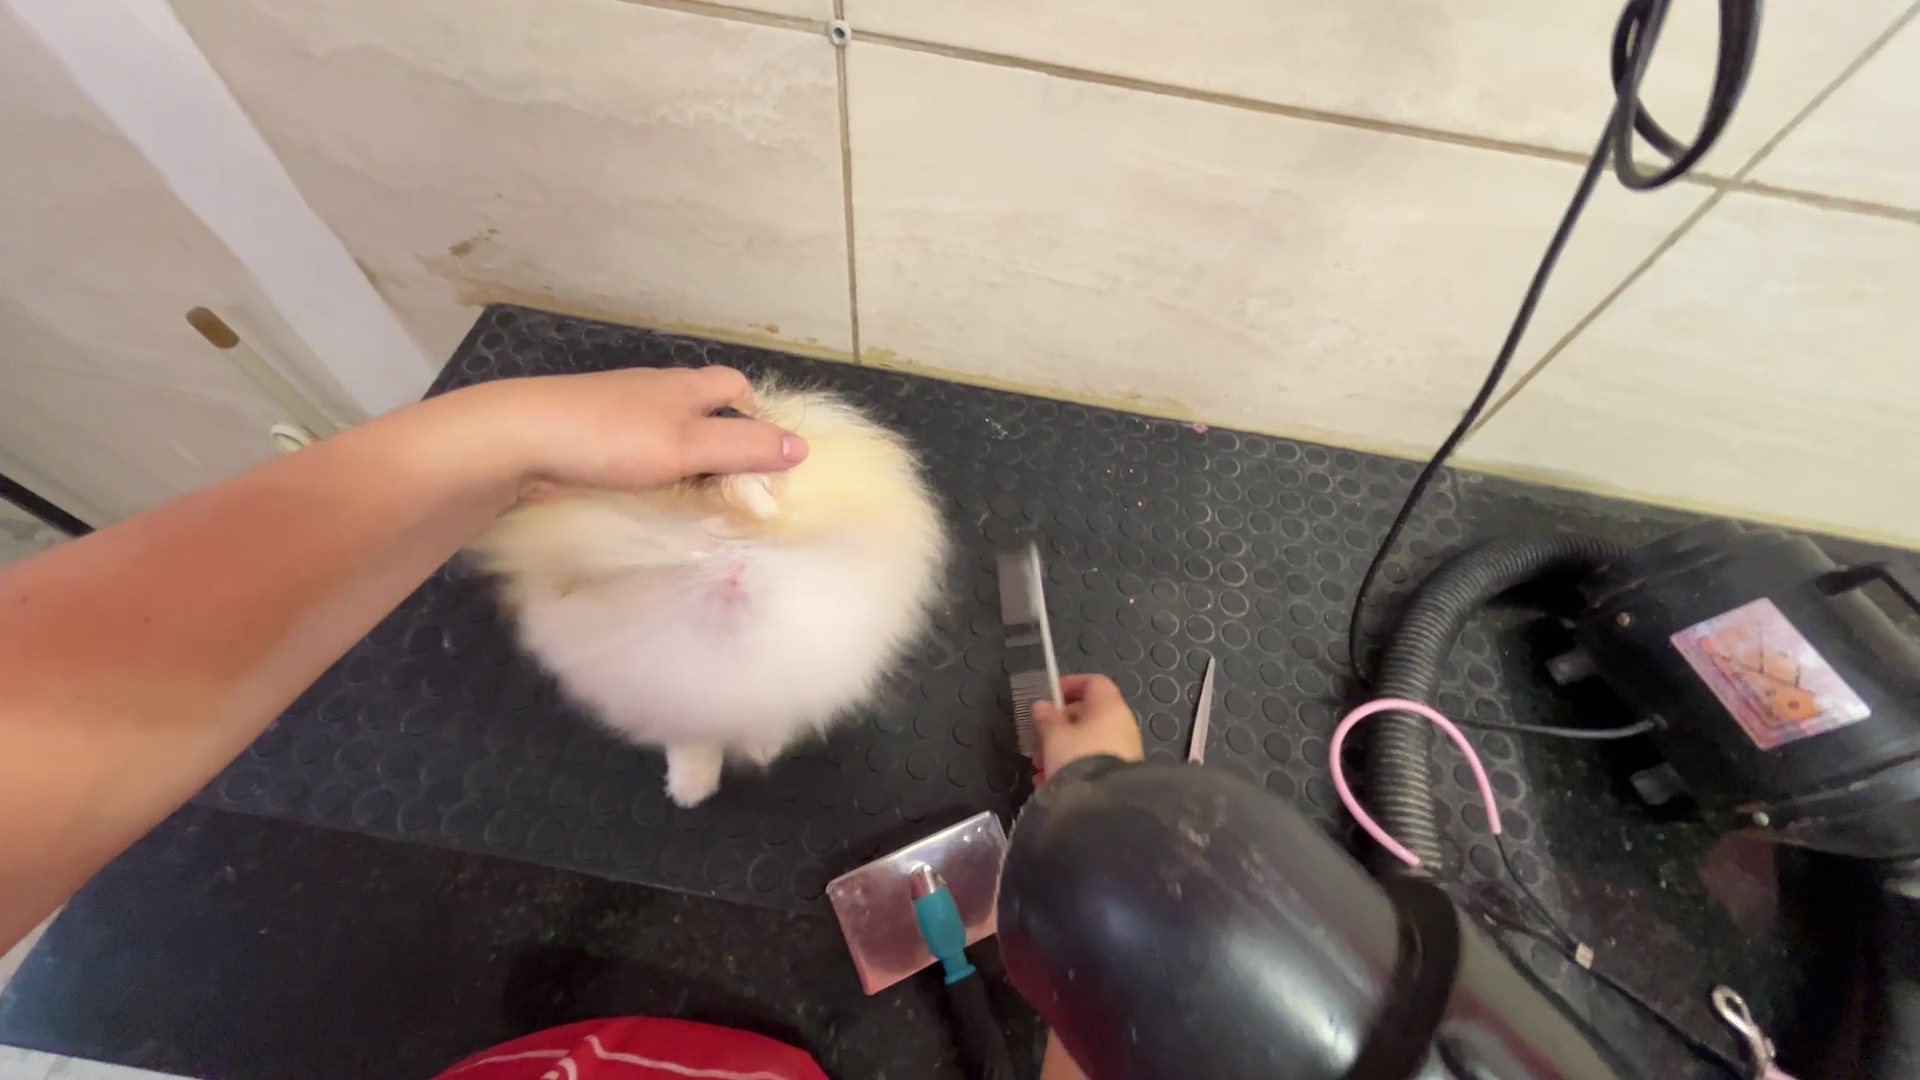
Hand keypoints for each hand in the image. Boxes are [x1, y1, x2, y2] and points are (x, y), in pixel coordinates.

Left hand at [443, 366, 807, 495]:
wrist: (518, 439)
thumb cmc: (614, 437)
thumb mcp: (691, 446)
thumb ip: (745, 447)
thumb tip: (801, 448)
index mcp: (684, 387)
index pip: (735, 385)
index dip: (756, 411)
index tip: (763, 452)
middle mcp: (655, 392)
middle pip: (704, 407)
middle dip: (723, 438)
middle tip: (732, 482)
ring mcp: (620, 412)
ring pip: (670, 430)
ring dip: (688, 458)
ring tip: (696, 495)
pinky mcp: (592, 435)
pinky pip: (639, 449)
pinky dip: (654, 468)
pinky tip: (649, 492)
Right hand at [1031, 674, 1143, 779]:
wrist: (1104, 808)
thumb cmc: (1078, 758)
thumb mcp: (1054, 736)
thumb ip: (1046, 718)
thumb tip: (1042, 706)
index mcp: (1110, 707)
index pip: (1094, 682)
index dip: (1070, 684)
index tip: (1048, 696)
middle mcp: (1123, 725)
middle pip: (1089, 713)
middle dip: (1061, 723)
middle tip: (1039, 734)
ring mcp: (1125, 751)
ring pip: (1089, 740)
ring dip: (1063, 747)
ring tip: (1040, 764)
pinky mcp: (1121, 775)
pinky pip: (1094, 761)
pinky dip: (1073, 765)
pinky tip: (1051, 781)